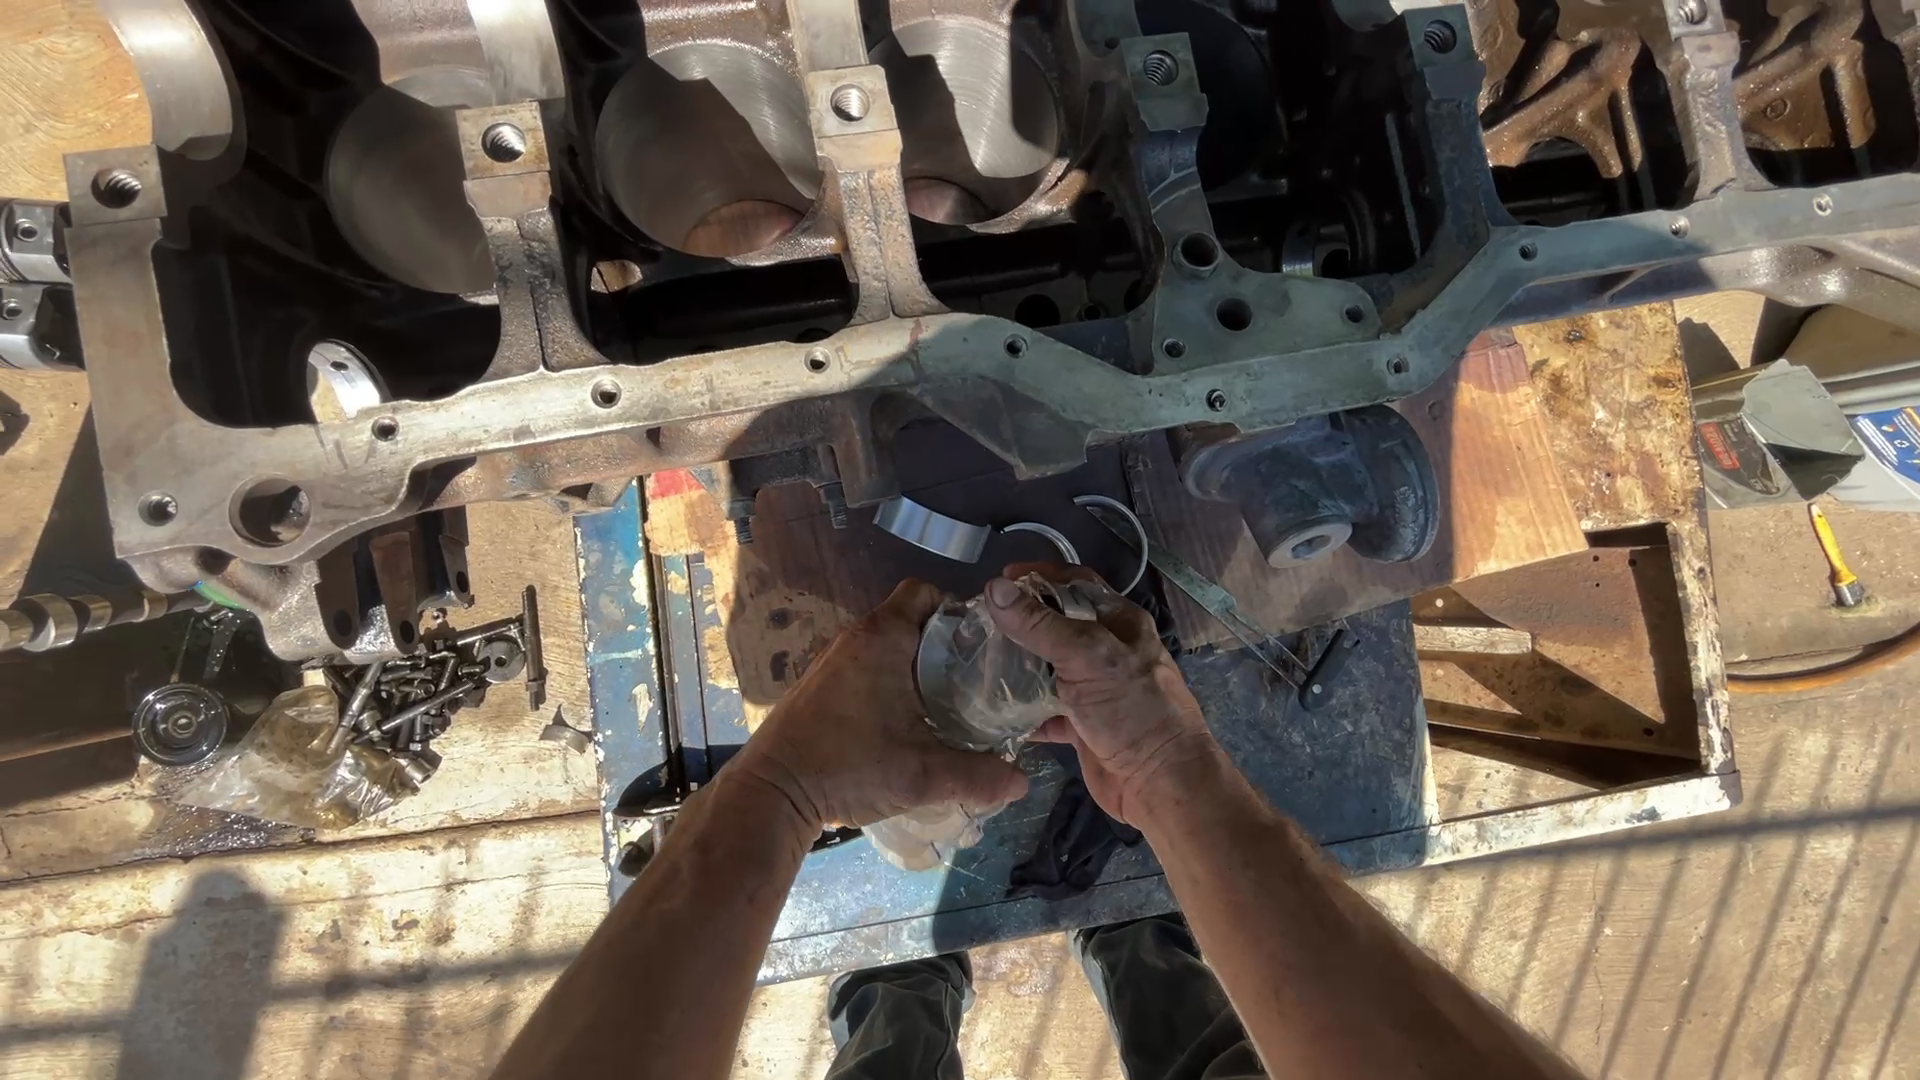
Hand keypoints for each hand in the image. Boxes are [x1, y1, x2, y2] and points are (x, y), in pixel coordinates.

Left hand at [732, 580, 1029, 831]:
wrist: (773, 792)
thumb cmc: (848, 766)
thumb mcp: (923, 774)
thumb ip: (979, 776)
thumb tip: (1022, 782)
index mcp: (882, 637)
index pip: (925, 592)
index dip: (957, 609)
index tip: (980, 645)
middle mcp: (856, 637)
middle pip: (912, 619)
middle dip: (946, 644)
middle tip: (976, 680)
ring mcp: (835, 660)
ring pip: (890, 646)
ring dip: (919, 666)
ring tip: (949, 703)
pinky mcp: (823, 685)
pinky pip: (869, 666)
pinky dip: (893, 681)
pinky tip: (908, 721)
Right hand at [986, 564, 1221, 824]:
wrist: (1160, 784)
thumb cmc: (1131, 709)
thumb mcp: (1086, 656)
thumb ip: (1039, 624)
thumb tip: (993, 589)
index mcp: (1119, 623)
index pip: (1076, 583)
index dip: (1040, 577)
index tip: (1000, 579)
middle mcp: (1107, 651)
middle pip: (1058, 625)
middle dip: (1021, 621)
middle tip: (980, 621)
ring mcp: (1094, 689)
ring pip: (1048, 668)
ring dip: (1017, 664)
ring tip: (977, 658)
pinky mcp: (1081, 724)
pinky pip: (1044, 710)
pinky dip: (1022, 709)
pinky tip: (992, 707)